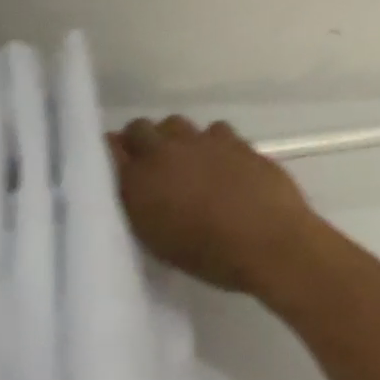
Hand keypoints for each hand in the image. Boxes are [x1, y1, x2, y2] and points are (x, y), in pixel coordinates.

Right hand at [110, 116, 323, 293]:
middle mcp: (165, 152)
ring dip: (177, 138)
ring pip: (176, 123)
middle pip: (140, 129)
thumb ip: (142, 206)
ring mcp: (202, 141)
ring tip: (189, 162)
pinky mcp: (235, 141)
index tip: (121, 166)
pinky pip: (214, 130)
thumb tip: (138, 187)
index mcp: (139, 181)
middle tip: (154, 165)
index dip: (115, 154)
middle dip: (143, 141)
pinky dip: (212, 142)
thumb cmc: (210, 256)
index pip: (110, 148)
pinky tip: (222, 162)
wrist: (269, 242)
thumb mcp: (160, 241)